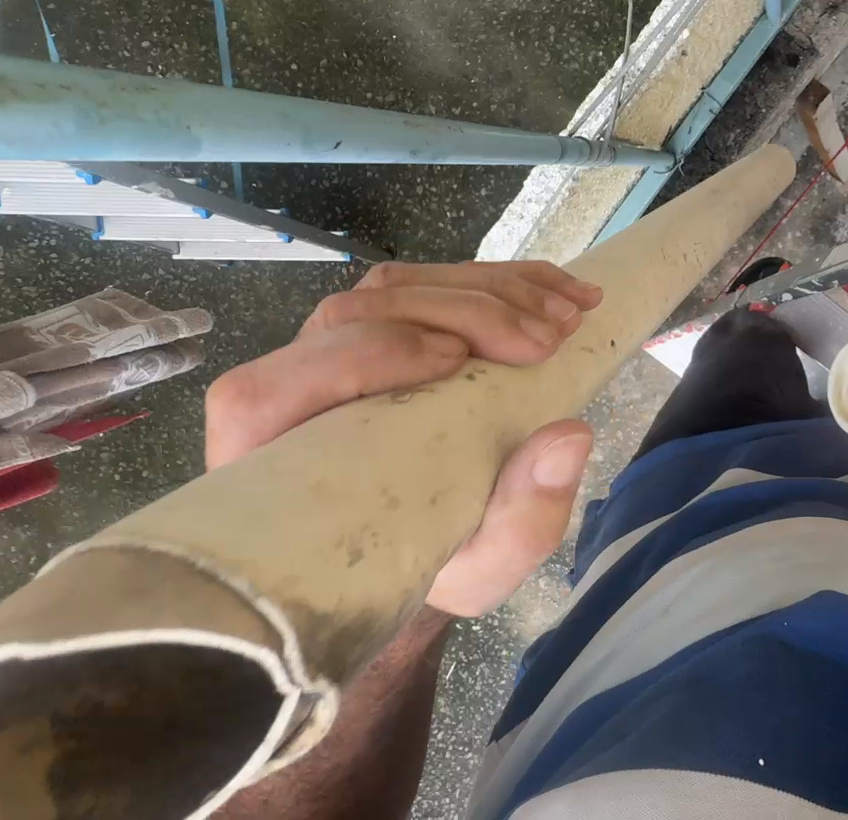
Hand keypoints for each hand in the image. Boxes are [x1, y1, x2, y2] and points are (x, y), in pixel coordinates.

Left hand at [203, 260, 604, 616]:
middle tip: (548, 338)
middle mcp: (299, 392)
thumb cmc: (444, 560)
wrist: (445, 537)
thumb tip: (570, 435)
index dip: (362, 356)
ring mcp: (347, 347)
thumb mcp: (488, 567)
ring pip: (402, 285)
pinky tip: (566, 292)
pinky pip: (440, 279)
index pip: (277, 388)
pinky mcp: (398, 324)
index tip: (460, 360)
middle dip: (463, 311)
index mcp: (282, 463)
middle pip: (357, 314)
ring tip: (569, 314)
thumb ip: (523, 517)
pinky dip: (511, 280)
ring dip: (497, 288)